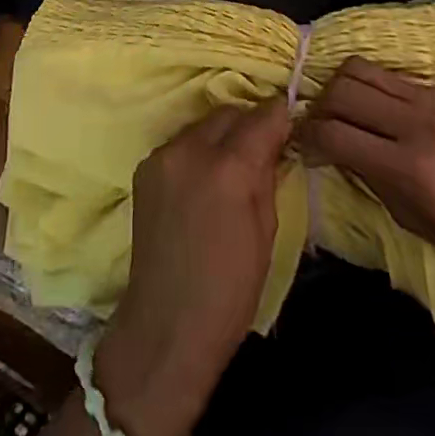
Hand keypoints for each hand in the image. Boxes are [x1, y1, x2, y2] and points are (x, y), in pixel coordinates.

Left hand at [93, 102, 291, 435]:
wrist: (167, 322)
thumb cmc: (231, 286)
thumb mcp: (267, 228)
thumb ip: (268, 173)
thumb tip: (274, 141)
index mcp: (228, 168)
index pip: (263, 116)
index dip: (281, 118)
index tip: (290, 128)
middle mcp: (190, 150)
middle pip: (229, 113)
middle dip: (250, 125)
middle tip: (263, 152)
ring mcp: (161, 157)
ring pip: (203, 125)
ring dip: (222, 136)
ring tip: (232, 168)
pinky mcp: (144, 168)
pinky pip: (181, 144)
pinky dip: (198, 151)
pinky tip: (204, 181)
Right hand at [296, 57, 434, 292]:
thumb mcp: (412, 223)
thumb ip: (370, 181)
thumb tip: (336, 153)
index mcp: (410, 168)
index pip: (335, 134)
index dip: (308, 138)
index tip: (301, 146)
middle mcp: (418, 124)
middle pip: (342, 90)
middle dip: (317, 107)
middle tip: (316, 126)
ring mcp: (433, 102)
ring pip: (362, 69)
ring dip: (339, 87)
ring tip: (338, 110)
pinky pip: (390, 75)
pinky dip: (368, 86)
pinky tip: (370, 107)